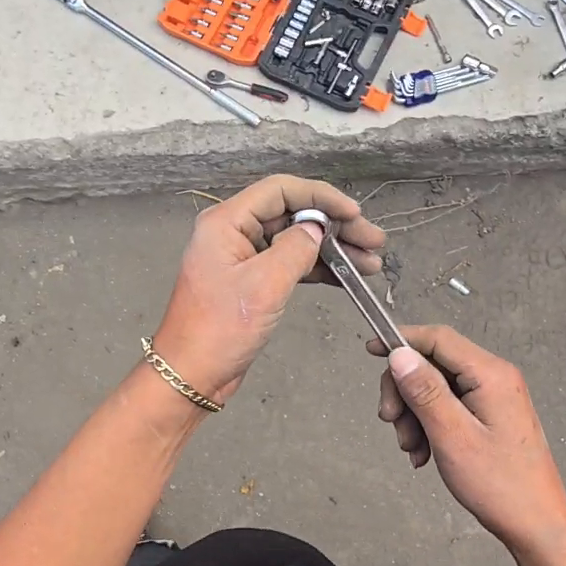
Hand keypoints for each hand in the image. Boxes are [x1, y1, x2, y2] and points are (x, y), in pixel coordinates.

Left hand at [151, 175, 383, 405]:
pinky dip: (318, 268)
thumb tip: (317, 229)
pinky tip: (347, 276)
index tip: (354, 213)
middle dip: (334, 225)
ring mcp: (242, 258)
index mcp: (226, 222)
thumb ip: (295, 248)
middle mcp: (233, 233)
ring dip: (332, 249)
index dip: (322, 197)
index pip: (280, 190)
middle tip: (373, 240)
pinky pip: (289, 263)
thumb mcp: (264, 285)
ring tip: (370, 262)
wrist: (192, 374)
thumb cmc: (219, 330)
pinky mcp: (251, 282)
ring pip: (295, 240)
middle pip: (292, 214)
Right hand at [369, 325, 565, 541]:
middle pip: (432, 364)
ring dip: (413, 414)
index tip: (371, 350)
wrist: (535, 524)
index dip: (401, 340)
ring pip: (434, 388)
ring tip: (411, 447)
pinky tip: (423, 452)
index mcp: (491, 375)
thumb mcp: (452, 435)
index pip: (437, 338)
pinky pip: (447, 407)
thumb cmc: (501, 485)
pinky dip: (427, 425)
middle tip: (390, 421)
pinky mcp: (489, 415)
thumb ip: (424, 391)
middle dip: (404, 391)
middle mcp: (494, 378)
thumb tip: (400, 355)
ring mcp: (492, 397)